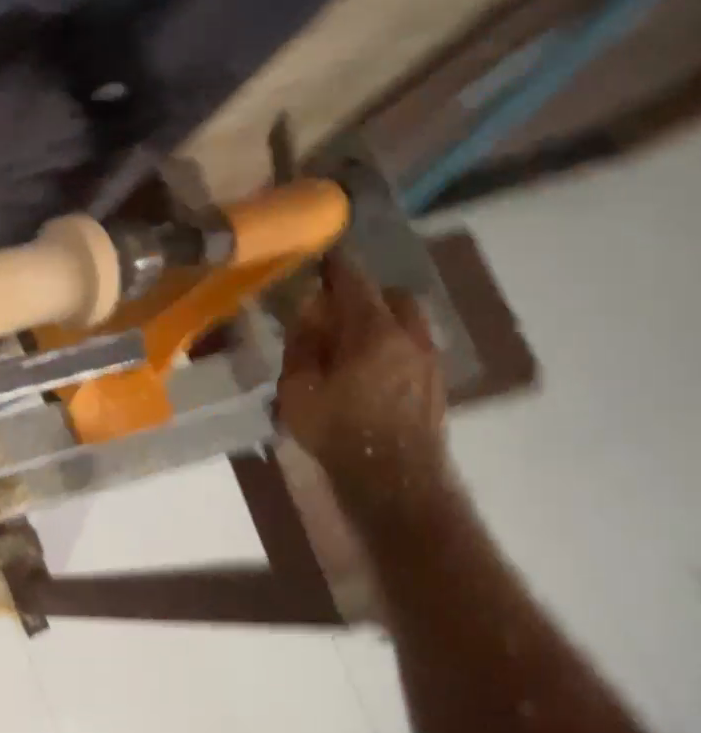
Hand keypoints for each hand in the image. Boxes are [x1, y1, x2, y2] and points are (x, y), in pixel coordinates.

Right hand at [277, 257, 450, 516]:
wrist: (394, 478)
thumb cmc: (337, 431)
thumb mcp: (298, 389)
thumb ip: (303, 345)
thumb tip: (308, 311)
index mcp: (373, 332)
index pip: (355, 283)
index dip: (337, 266)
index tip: (322, 254)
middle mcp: (410, 336)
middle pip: (391, 297)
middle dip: (363, 294)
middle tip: (331, 307)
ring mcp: (429, 358)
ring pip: (406, 321)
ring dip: (379, 320)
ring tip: (348, 339)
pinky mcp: (434, 381)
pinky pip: (411, 346)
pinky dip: (389, 343)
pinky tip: (365, 367)